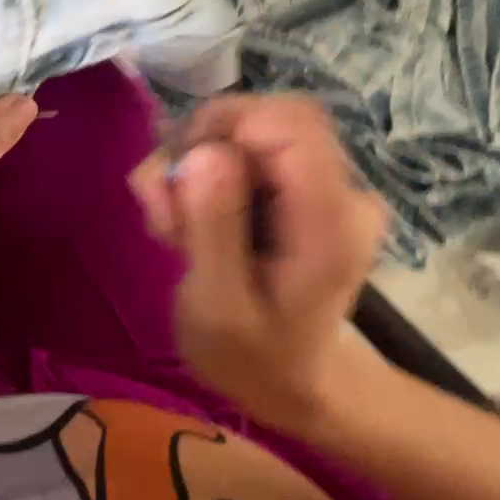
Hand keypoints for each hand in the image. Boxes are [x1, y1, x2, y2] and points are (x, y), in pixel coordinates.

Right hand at [130, 94, 391, 431]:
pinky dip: (189, 177)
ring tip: (171, 228)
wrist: (283, 381)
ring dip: (182, 169)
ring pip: (231, 131)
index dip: (222, 130)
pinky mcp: (286, 186)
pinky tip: (182, 223)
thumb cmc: (252, 355)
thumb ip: (216, 229)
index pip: (290, 123)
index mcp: (330, 221)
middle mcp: (332, 190)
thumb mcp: (220, 306)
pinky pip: (227, 149)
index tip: (182, 178)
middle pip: (254, 118)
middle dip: (193, 152)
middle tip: (166, 211)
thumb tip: (206, 152)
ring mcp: (309, 185)